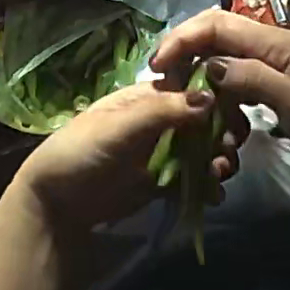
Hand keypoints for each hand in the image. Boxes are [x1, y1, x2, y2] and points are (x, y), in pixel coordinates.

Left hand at [12, 80, 243, 231]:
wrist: (56, 203)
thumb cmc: (80, 152)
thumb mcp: (118, 127)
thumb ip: (162, 111)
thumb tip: (211, 97)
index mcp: (148, 97)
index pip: (193, 86)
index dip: (218, 98)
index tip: (233, 116)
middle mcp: (161, 120)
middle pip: (206, 120)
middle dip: (222, 134)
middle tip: (225, 151)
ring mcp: (163, 151)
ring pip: (205, 150)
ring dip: (219, 161)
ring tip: (217, 175)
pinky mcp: (164, 182)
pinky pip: (195, 179)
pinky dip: (208, 186)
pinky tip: (212, 197)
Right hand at [152, 9, 289, 174]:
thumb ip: (255, 80)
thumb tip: (209, 65)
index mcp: (281, 43)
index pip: (219, 24)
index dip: (183, 38)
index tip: (159, 66)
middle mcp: (277, 43)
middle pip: (218, 31)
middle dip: (185, 49)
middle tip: (163, 80)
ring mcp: (280, 60)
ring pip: (225, 50)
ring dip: (198, 66)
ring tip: (181, 93)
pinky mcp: (282, 78)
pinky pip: (239, 70)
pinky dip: (217, 82)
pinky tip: (210, 103)